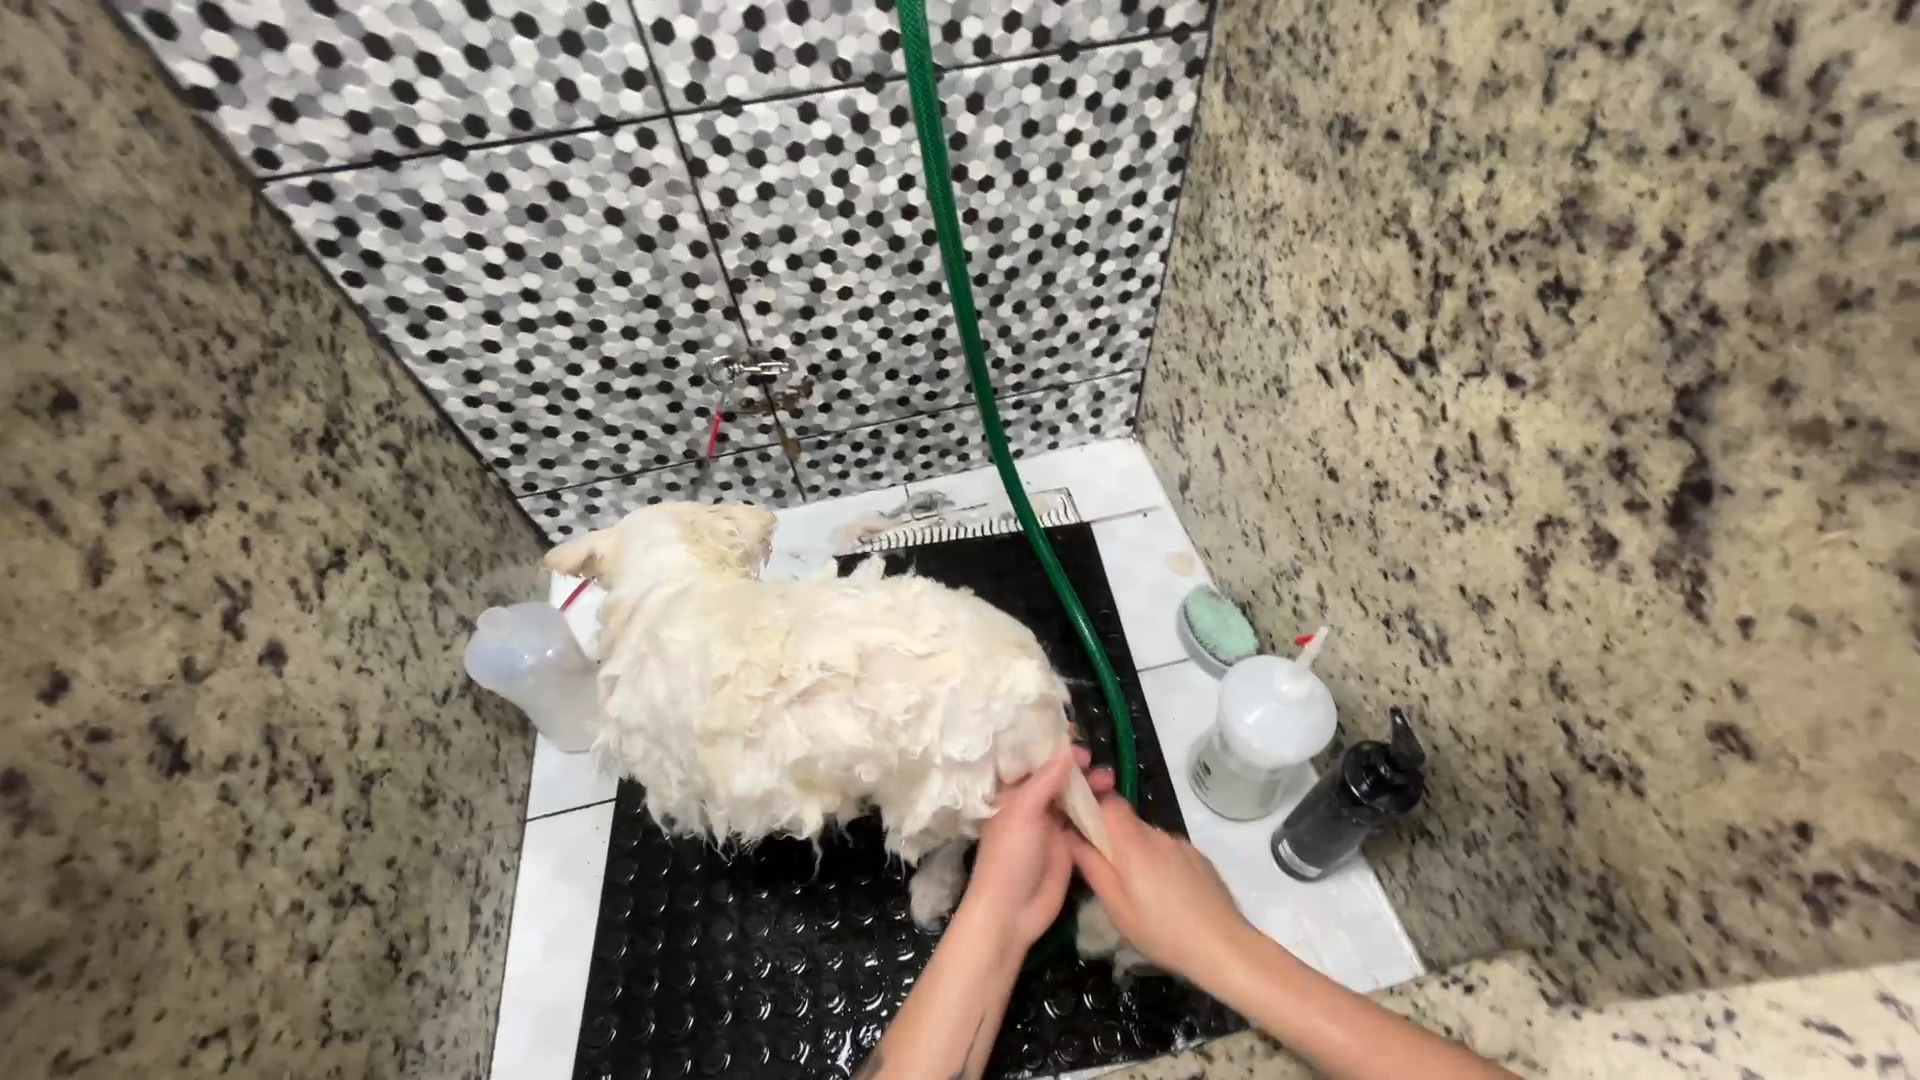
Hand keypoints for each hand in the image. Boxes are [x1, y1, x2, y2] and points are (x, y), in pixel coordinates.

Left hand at [959, 745, 1114, 952]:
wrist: (1012, 913)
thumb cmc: (1009, 856)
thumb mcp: (1024, 812)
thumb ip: (1045, 780)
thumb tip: (1065, 747)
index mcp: (1013, 794)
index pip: (1034, 762)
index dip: (1053, 749)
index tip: (1077, 737)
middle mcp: (1032, 806)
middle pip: (1058, 779)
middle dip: (1077, 768)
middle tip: (1097, 762)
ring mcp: (1051, 827)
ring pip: (1074, 799)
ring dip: (1090, 787)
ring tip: (1109, 780)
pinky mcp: (1068, 846)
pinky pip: (1085, 822)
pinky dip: (1098, 811)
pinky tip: (1113, 802)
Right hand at [1067, 795, 1254, 981]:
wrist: (1225, 948)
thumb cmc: (1163, 931)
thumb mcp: (1117, 907)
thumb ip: (1092, 867)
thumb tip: (1071, 836)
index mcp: (1134, 842)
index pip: (1109, 802)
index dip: (1094, 808)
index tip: (1084, 831)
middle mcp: (1158, 834)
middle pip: (1128, 823)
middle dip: (1115, 842)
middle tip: (1113, 878)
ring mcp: (1182, 845)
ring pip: (1149, 839)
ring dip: (1139, 856)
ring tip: (1144, 895)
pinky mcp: (1200, 859)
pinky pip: (1170, 852)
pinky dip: (1162, 866)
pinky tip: (1170, 898)